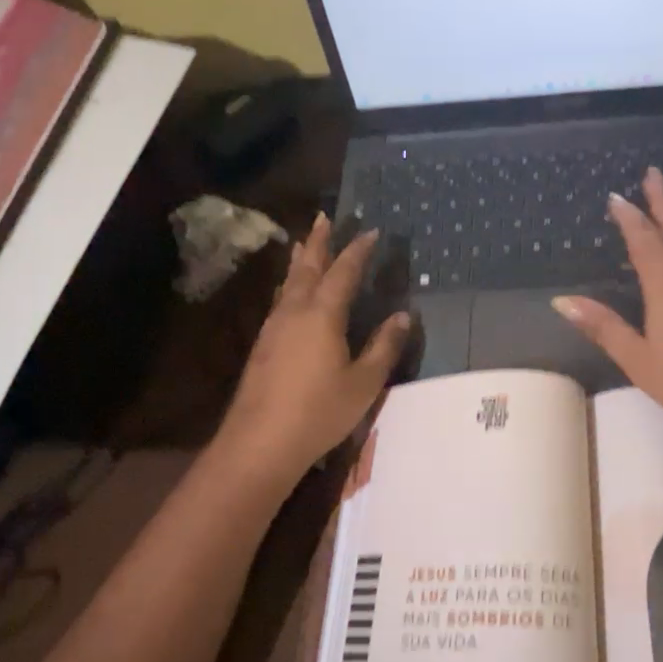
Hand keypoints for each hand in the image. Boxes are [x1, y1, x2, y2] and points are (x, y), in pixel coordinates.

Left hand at [218, 214, 411, 483]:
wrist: (259, 443)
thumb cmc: (319, 412)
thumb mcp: (364, 382)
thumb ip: (384, 347)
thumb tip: (403, 316)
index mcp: (323, 315)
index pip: (343, 272)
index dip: (358, 251)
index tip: (371, 231)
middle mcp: (295, 312)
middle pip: (308, 268)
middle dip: (319, 242)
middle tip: (325, 218)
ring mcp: (274, 328)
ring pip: (289, 283)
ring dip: (300, 261)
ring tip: (304, 245)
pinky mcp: (263, 346)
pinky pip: (280, 301)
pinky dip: (289, 285)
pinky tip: (289, 294)